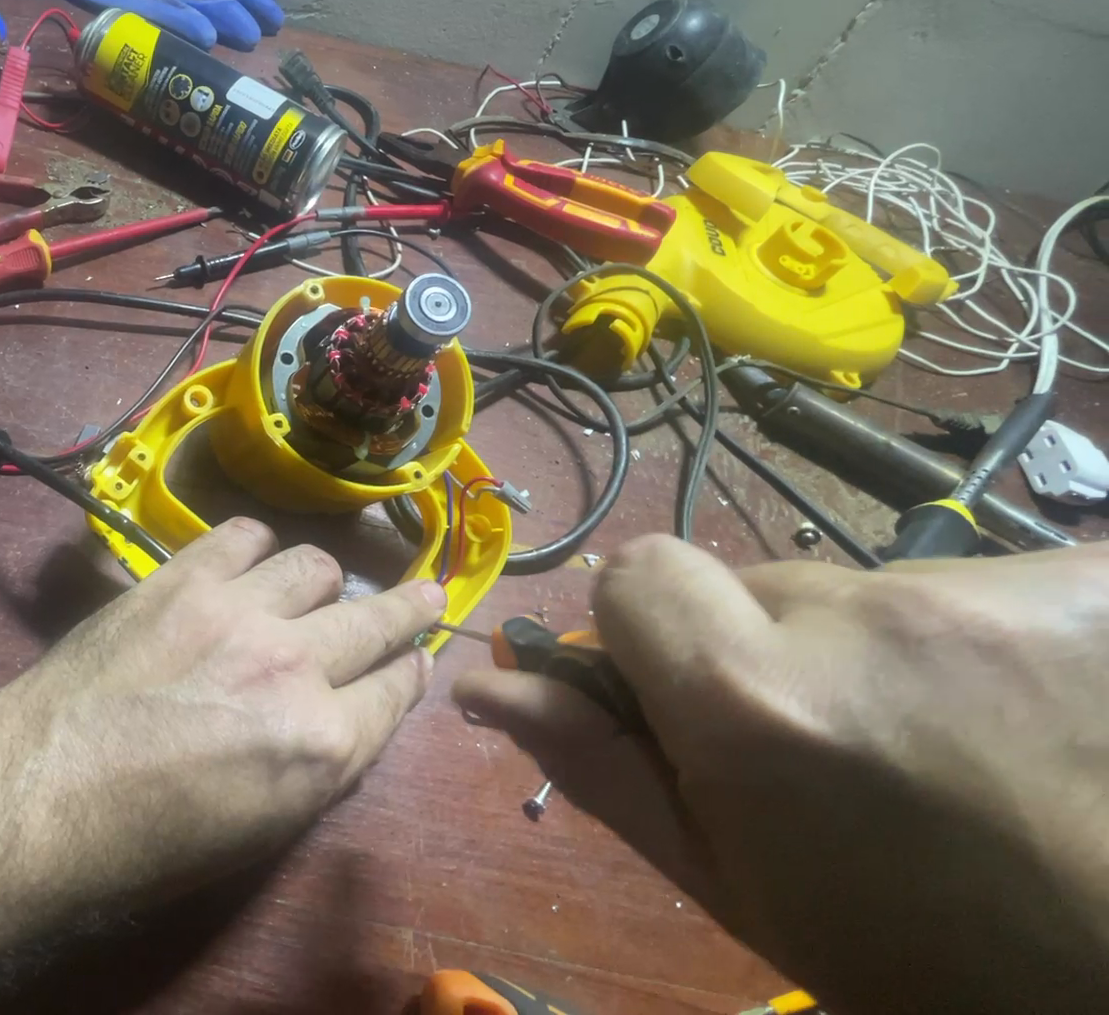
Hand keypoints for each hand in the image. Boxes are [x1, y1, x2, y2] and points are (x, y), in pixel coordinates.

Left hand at [0, 517, 444, 906]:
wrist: (40, 790)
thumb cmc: (148, 839)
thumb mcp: (262, 828)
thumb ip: (320, 763)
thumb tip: (347, 713)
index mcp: (323, 743)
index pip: (396, 689)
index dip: (409, 671)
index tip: (411, 659)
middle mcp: (294, 665)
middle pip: (377, 619)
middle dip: (409, 609)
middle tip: (424, 594)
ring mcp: (237, 610)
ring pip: (314, 566)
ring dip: (320, 582)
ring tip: (308, 589)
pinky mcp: (182, 577)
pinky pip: (243, 535)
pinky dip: (254, 547)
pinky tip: (247, 560)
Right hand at [454, 537, 1108, 1013]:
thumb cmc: (912, 959)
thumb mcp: (727, 877)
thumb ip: (596, 762)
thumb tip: (484, 683)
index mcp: (750, 698)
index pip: (637, 572)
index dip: (648, 631)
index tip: (693, 698)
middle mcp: (864, 618)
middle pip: (753, 582)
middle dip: (763, 647)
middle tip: (837, 750)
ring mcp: (998, 595)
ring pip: (858, 588)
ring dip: (869, 650)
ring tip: (948, 747)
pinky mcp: (1101, 584)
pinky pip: (972, 583)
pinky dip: (975, 641)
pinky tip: (1034, 719)